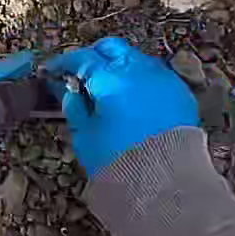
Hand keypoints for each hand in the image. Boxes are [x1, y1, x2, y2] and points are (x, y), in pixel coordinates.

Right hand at [43, 37, 199, 178]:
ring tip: (108, 89)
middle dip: (94, 57)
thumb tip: (70, 90)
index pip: (83, 58)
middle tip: (82, 75)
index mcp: (112, 78)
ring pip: (136, 59)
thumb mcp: (85, 136)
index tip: (53, 70)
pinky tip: (133, 100)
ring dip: (119, 67)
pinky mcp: (180, 92)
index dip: (65, 62)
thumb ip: (74, 106)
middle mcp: (140, 70)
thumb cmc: (118, 162)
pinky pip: (155, 76)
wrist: (166, 187)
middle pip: (112, 49)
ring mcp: (164, 79)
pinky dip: (140, 81)